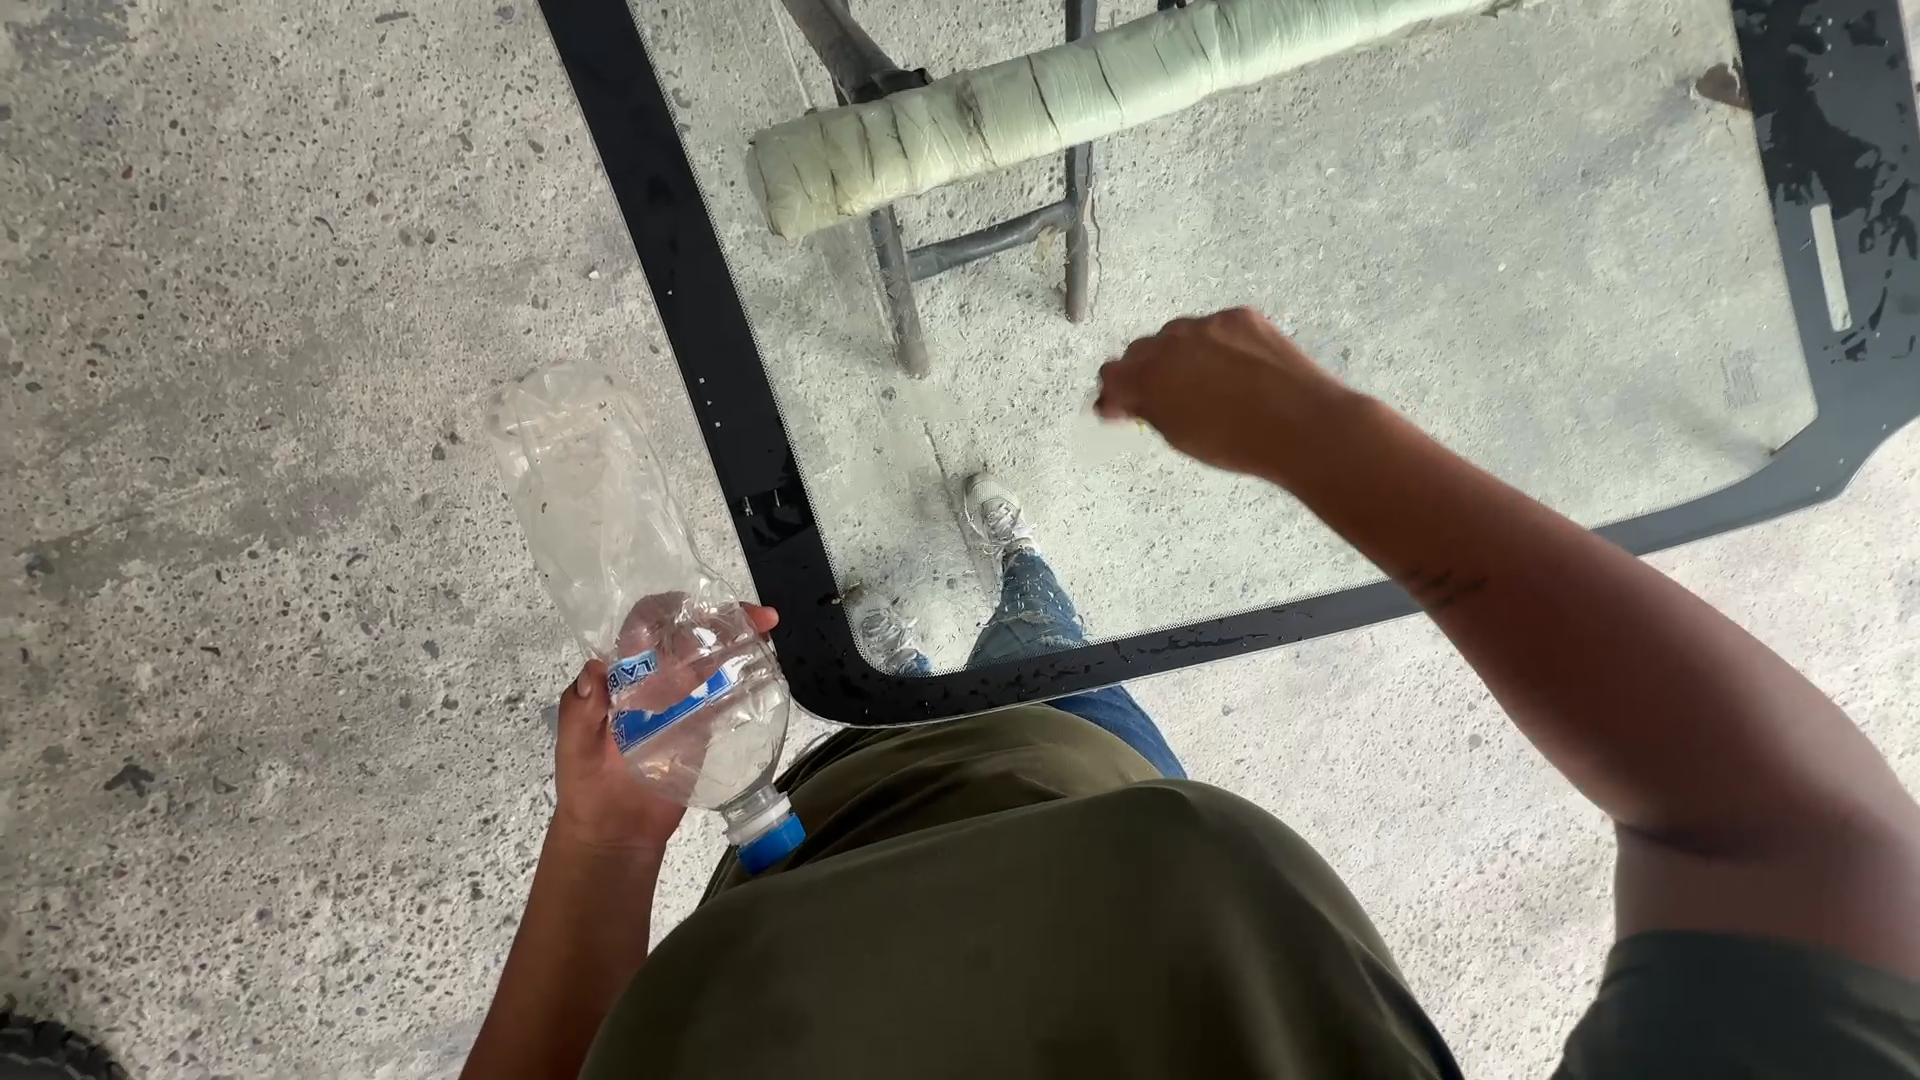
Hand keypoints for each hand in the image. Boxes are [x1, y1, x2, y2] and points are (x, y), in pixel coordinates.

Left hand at [550, 604, 779, 854]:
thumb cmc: (588, 787)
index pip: (646, 626)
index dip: (671, 608)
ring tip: (767, 630)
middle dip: (721, 618)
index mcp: (623, 676)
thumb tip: (594, 670)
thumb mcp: (575, 747)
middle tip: (755, 618)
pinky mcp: (705, 722)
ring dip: (741, 638)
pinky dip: (748, 674)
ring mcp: (684, 699)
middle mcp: (656, 679)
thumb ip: (580, 712)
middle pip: (690, 635)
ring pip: (713, 657)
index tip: (698, 607)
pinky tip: (767, 665)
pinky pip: (727, 691)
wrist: (616, 833)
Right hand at [1095, 307, 1361, 484]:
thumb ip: (1145, 410)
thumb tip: (1126, 401)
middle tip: (1161, 398)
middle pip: (1140, 350)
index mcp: (1149, 376)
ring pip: (1176, 335)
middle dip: (1144, 372)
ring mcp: (1207, 324)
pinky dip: (1213, 345)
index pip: (1111, 374)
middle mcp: (1171, 341)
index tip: (1123, 408)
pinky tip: (1232, 369)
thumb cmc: (1237, 442)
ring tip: (1202, 384)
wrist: (1300, 425)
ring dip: (1178, 355)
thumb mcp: (1177, 436)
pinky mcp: (1240, 317)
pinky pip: (1213, 327)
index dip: (1115, 393)